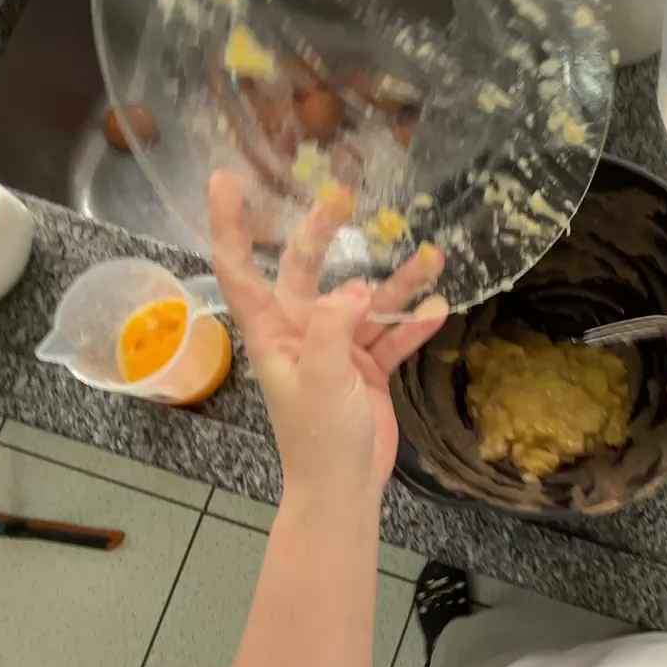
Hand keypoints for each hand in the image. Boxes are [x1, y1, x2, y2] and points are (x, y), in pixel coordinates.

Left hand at [207, 171, 448, 504]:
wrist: (345, 486)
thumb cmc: (319, 436)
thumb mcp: (322, 378)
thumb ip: (333, 327)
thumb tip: (354, 289)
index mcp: (273, 332)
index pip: (240, 268)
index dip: (230, 225)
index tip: (228, 180)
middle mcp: (302, 332)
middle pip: (307, 271)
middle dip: (324, 234)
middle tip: (346, 197)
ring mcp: (337, 350)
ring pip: (364, 303)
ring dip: (396, 283)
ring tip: (432, 258)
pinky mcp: (367, 369)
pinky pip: (391, 337)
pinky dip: (412, 325)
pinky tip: (439, 310)